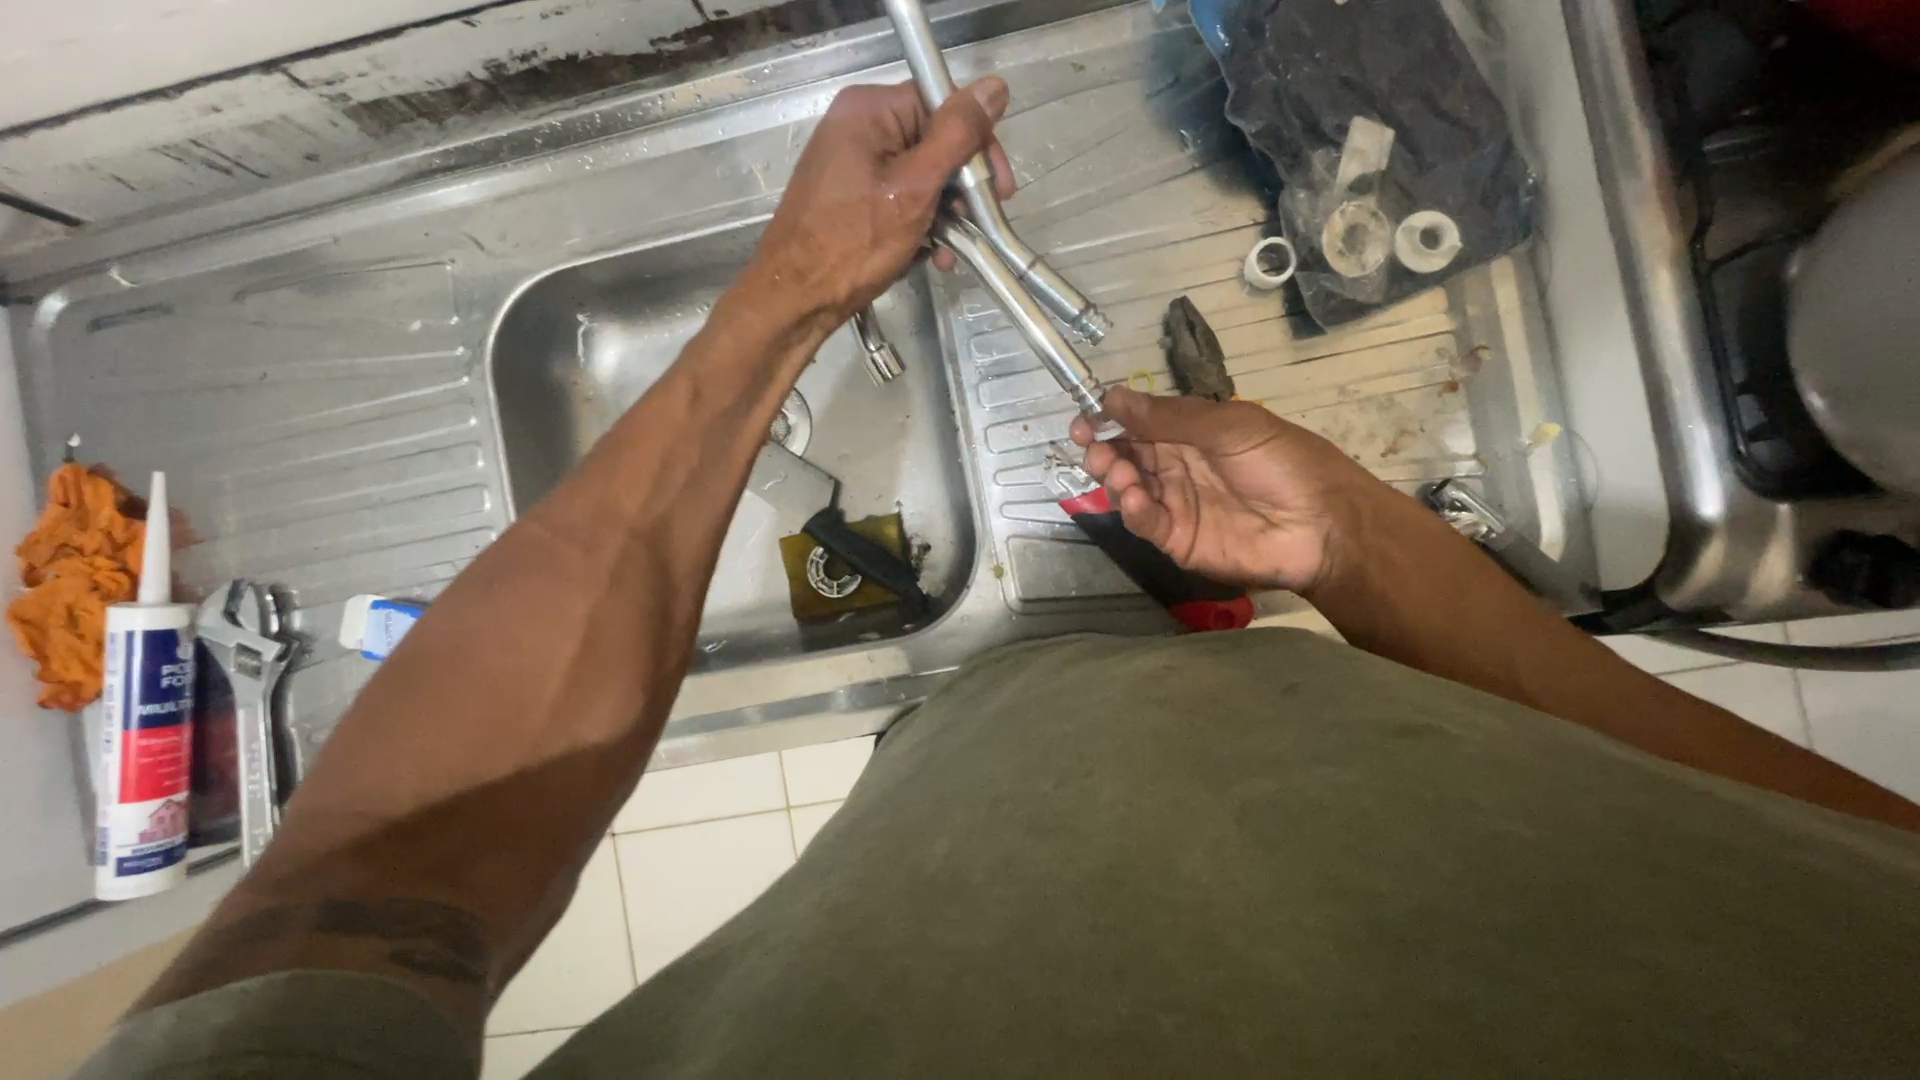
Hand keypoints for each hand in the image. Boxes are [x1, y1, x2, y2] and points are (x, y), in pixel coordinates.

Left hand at [750, 78, 1016, 324]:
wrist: (797, 297)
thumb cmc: (854, 243)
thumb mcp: (915, 187)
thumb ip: (957, 136)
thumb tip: (995, 87)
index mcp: (870, 109)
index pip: (943, 105)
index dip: (977, 146)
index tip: (999, 190)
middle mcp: (858, 127)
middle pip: (933, 143)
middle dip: (961, 188)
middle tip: (978, 225)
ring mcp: (852, 164)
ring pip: (920, 177)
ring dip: (945, 215)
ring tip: (953, 249)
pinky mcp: (851, 198)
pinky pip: (899, 200)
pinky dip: (920, 226)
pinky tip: (933, 255)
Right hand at [1069, 387, 1389, 594]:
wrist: (1324, 525)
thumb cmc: (1283, 463)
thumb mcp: (1229, 426)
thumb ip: (1170, 416)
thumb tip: (1112, 395)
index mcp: (1190, 434)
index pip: (1137, 424)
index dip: (1108, 420)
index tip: (1084, 421)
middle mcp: (1177, 468)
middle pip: (1125, 457)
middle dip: (1104, 451)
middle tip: (1094, 449)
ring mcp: (1176, 505)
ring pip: (1128, 489)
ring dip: (1115, 479)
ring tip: (1119, 475)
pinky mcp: (1178, 540)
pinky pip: (1146, 524)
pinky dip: (1133, 512)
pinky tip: (1132, 501)